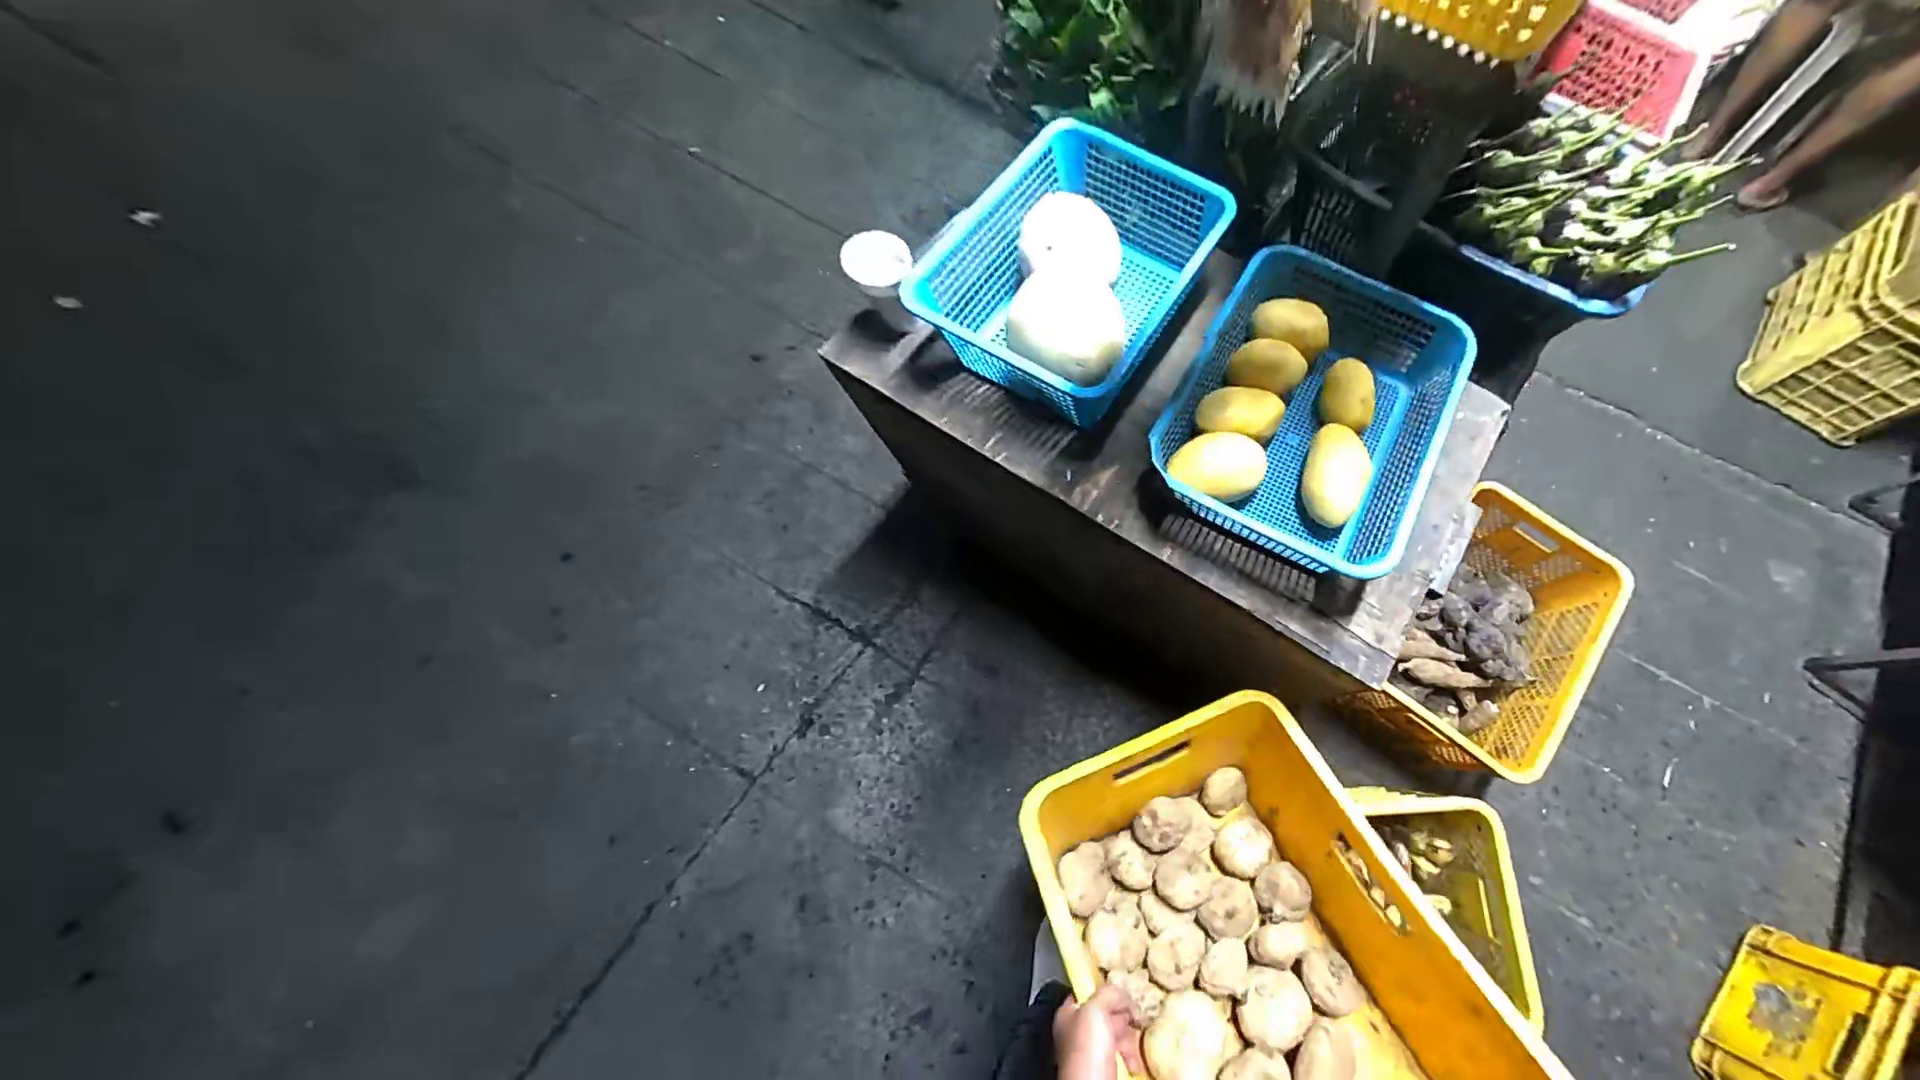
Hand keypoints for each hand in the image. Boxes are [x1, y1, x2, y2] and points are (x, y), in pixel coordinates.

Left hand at [1053, 983, 1144, 1079]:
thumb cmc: (1087, 1050)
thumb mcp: (1095, 1010)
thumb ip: (1108, 993)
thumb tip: (1124, 994)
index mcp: (1068, 1013)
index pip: (1088, 992)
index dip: (1107, 992)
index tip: (1125, 996)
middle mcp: (1078, 1030)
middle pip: (1106, 1014)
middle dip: (1122, 1018)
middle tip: (1133, 1023)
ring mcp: (1091, 1052)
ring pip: (1116, 1035)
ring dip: (1129, 1040)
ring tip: (1133, 1051)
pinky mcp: (1104, 1070)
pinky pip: (1121, 1055)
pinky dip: (1130, 1057)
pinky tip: (1134, 1064)